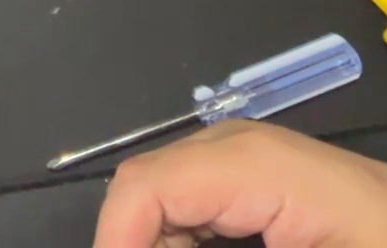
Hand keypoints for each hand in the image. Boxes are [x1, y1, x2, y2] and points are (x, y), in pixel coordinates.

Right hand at [95, 122, 386, 247]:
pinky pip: (204, 214)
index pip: (144, 187)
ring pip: (171, 205)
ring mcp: (255, 165)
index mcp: (253, 162)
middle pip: (149, 195)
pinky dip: (193, 245)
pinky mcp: (269, 188)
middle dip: (141, 244)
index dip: (116, 241)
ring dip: (166, 244)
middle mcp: (241, 149)